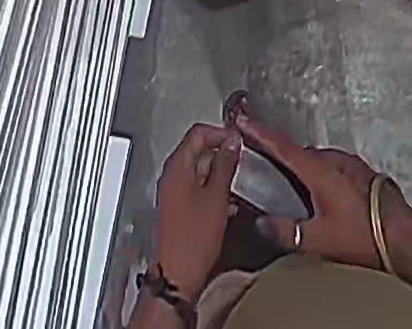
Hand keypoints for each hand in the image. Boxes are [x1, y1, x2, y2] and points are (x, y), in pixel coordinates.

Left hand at [153, 124, 241, 298]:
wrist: (177, 278)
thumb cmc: (194, 239)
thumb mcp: (217, 195)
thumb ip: (225, 164)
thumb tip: (232, 141)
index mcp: (178, 166)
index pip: (198, 133)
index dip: (220, 133)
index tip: (238, 141)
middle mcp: (172, 175)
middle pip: (197, 149)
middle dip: (220, 153)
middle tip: (240, 162)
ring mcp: (173, 191)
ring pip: (198, 169)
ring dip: (218, 172)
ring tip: (236, 183)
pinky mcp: (177, 207)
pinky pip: (196, 186)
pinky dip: (211, 188)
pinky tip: (226, 201)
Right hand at [234, 114, 411, 270]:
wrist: (402, 233)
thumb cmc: (361, 234)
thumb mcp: (319, 239)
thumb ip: (287, 230)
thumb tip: (261, 223)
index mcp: (318, 170)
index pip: (282, 147)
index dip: (260, 133)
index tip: (243, 121)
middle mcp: (331, 159)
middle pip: (296, 150)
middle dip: (275, 148)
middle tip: (257, 149)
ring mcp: (347, 162)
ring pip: (314, 158)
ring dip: (298, 161)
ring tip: (284, 174)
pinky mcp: (358, 170)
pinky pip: (329, 164)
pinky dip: (315, 168)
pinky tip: (315, 186)